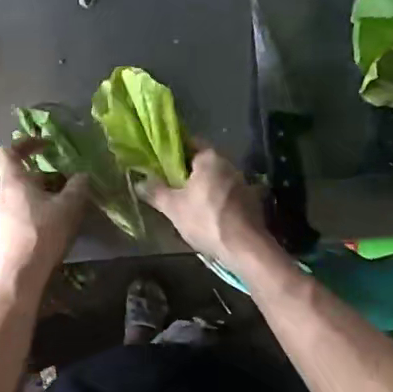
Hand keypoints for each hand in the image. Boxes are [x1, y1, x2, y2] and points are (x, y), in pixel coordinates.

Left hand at [0, 147, 89, 291]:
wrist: (21, 274)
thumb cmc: (43, 233)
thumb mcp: (68, 207)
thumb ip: (78, 186)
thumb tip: (82, 175)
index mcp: (14, 181)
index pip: (8, 151)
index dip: (26, 143)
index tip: (46, 146)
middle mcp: (3, 195)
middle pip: (21, 175)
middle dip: (45, 175)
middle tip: (68, 182)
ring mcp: (3, 216)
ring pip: (24, 195)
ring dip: (44, 195)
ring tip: (67, 205)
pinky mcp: (7, 234)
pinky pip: (23, 213)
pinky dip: (39, 211)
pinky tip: (56, 225)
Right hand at [142, 147, 278, 272]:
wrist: (245, 247)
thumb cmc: (206, 220)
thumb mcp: (173, 207)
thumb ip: (156, 191)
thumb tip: (140, 182)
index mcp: (210, 158)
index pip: (190, 143)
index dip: (173, 152)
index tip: (161, 163)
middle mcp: (229, 165)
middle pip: (204, 163)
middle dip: (188, 173)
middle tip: (170, 185)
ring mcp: (243, 183)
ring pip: (217, 180)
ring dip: (204, 189)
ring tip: (187, 204)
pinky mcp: (252, 202)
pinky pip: (228, 196)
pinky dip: (217, 201)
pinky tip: (208, 216)